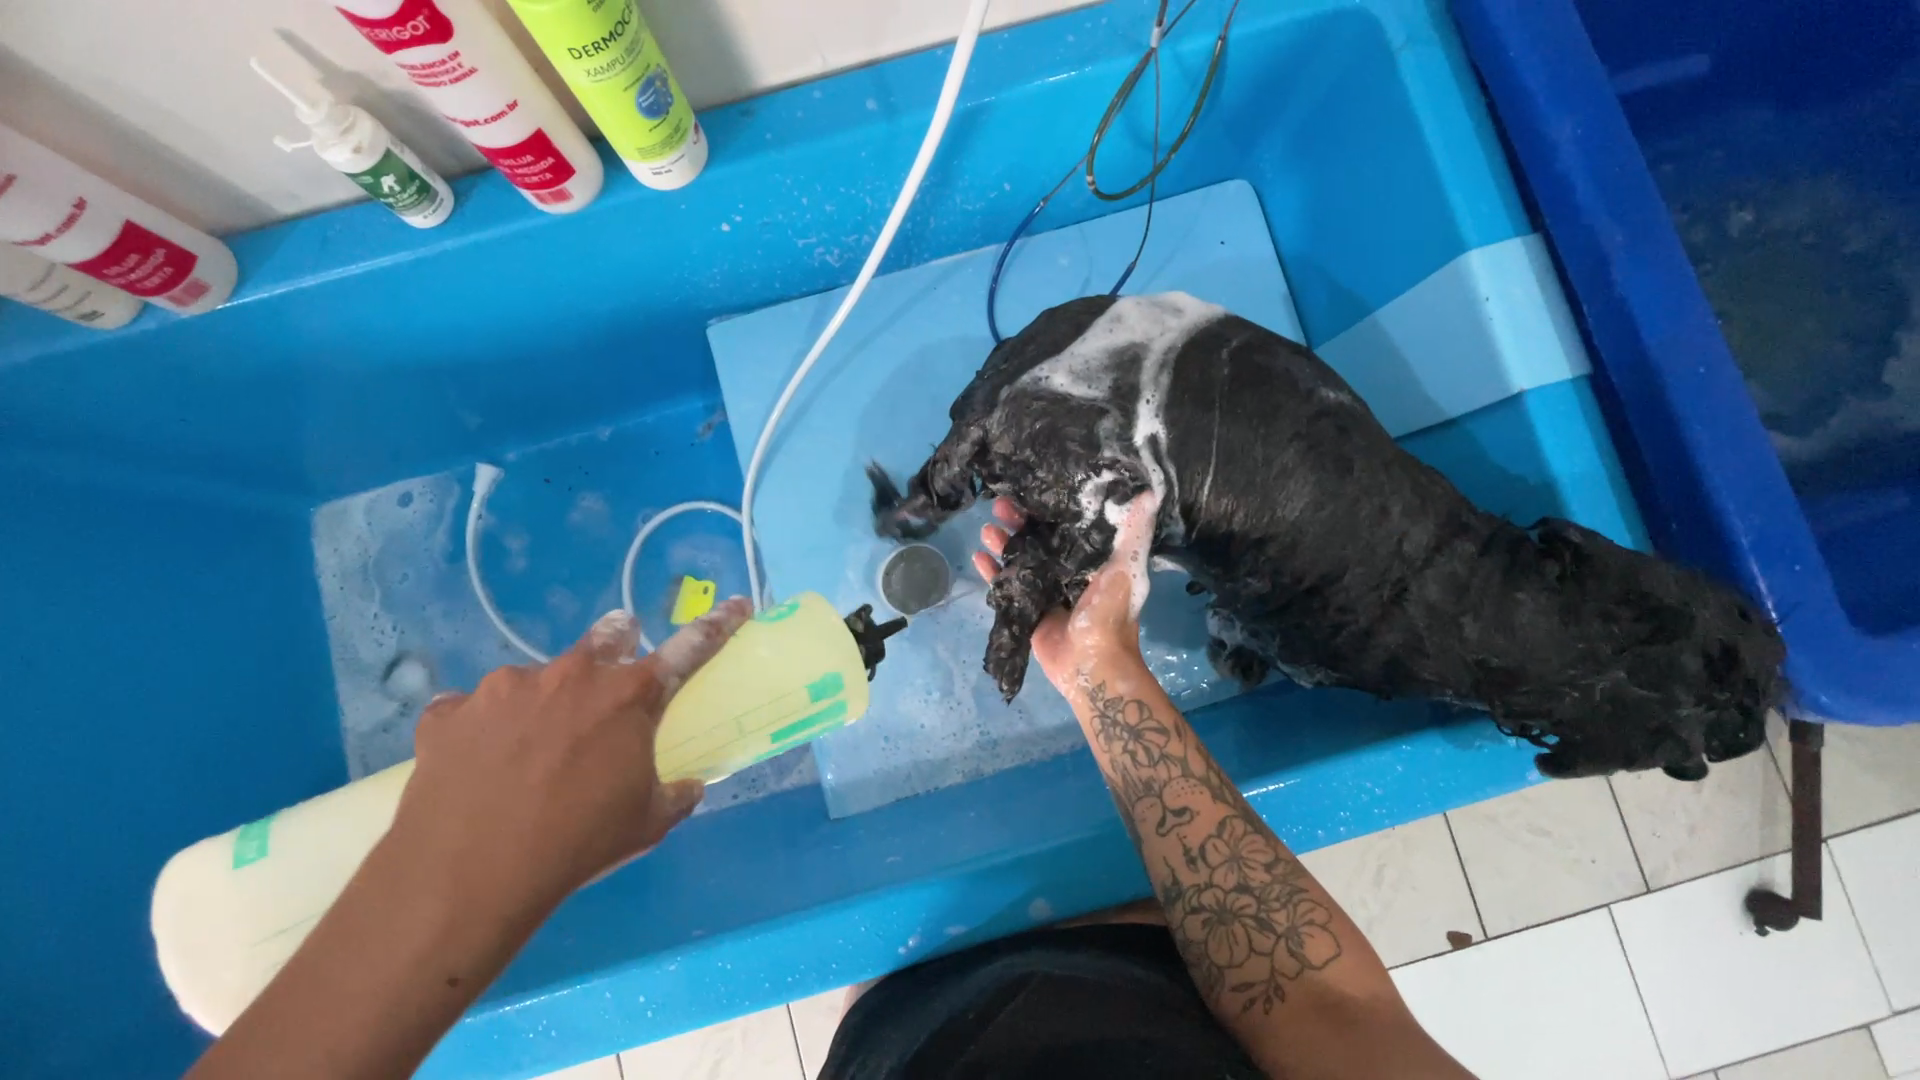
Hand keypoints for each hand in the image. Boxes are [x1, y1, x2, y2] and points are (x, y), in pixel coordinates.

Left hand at [390, 598, 753, 912]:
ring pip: (536, 679)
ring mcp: (504, 687)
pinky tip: (477, 765)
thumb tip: (687, 785)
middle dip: (618, 641)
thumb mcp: (647, 823)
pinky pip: (474, 710)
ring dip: (544, 702)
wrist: (467, 876)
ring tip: (528, 752)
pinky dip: (483, 729)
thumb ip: (674, 793)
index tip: (739, 604)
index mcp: (629, 696)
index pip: (690, 648)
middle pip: (609, 635)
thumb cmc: (577, 844)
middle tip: (612, 675)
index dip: (719, 624)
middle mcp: (571, 674)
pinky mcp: (450, 712)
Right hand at [971, 492, 1159, 698]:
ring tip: (987, 530)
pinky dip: (992, 573)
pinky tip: (979, 557)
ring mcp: (1045, 592)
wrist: (1092, 665)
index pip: (1065, 526)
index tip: (1030, 491)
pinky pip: (1006, 587)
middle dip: (1018, 523)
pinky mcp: (1027, 611)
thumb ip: (1135, 533)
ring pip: (1019, 560)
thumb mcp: (1126, 567)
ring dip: (1003, 544)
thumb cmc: (1110, 614)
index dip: (1047, 509)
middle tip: (999, 505)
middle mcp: (1067, 572)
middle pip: (1037, 540)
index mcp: (1091, 560)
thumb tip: (1149, 492)